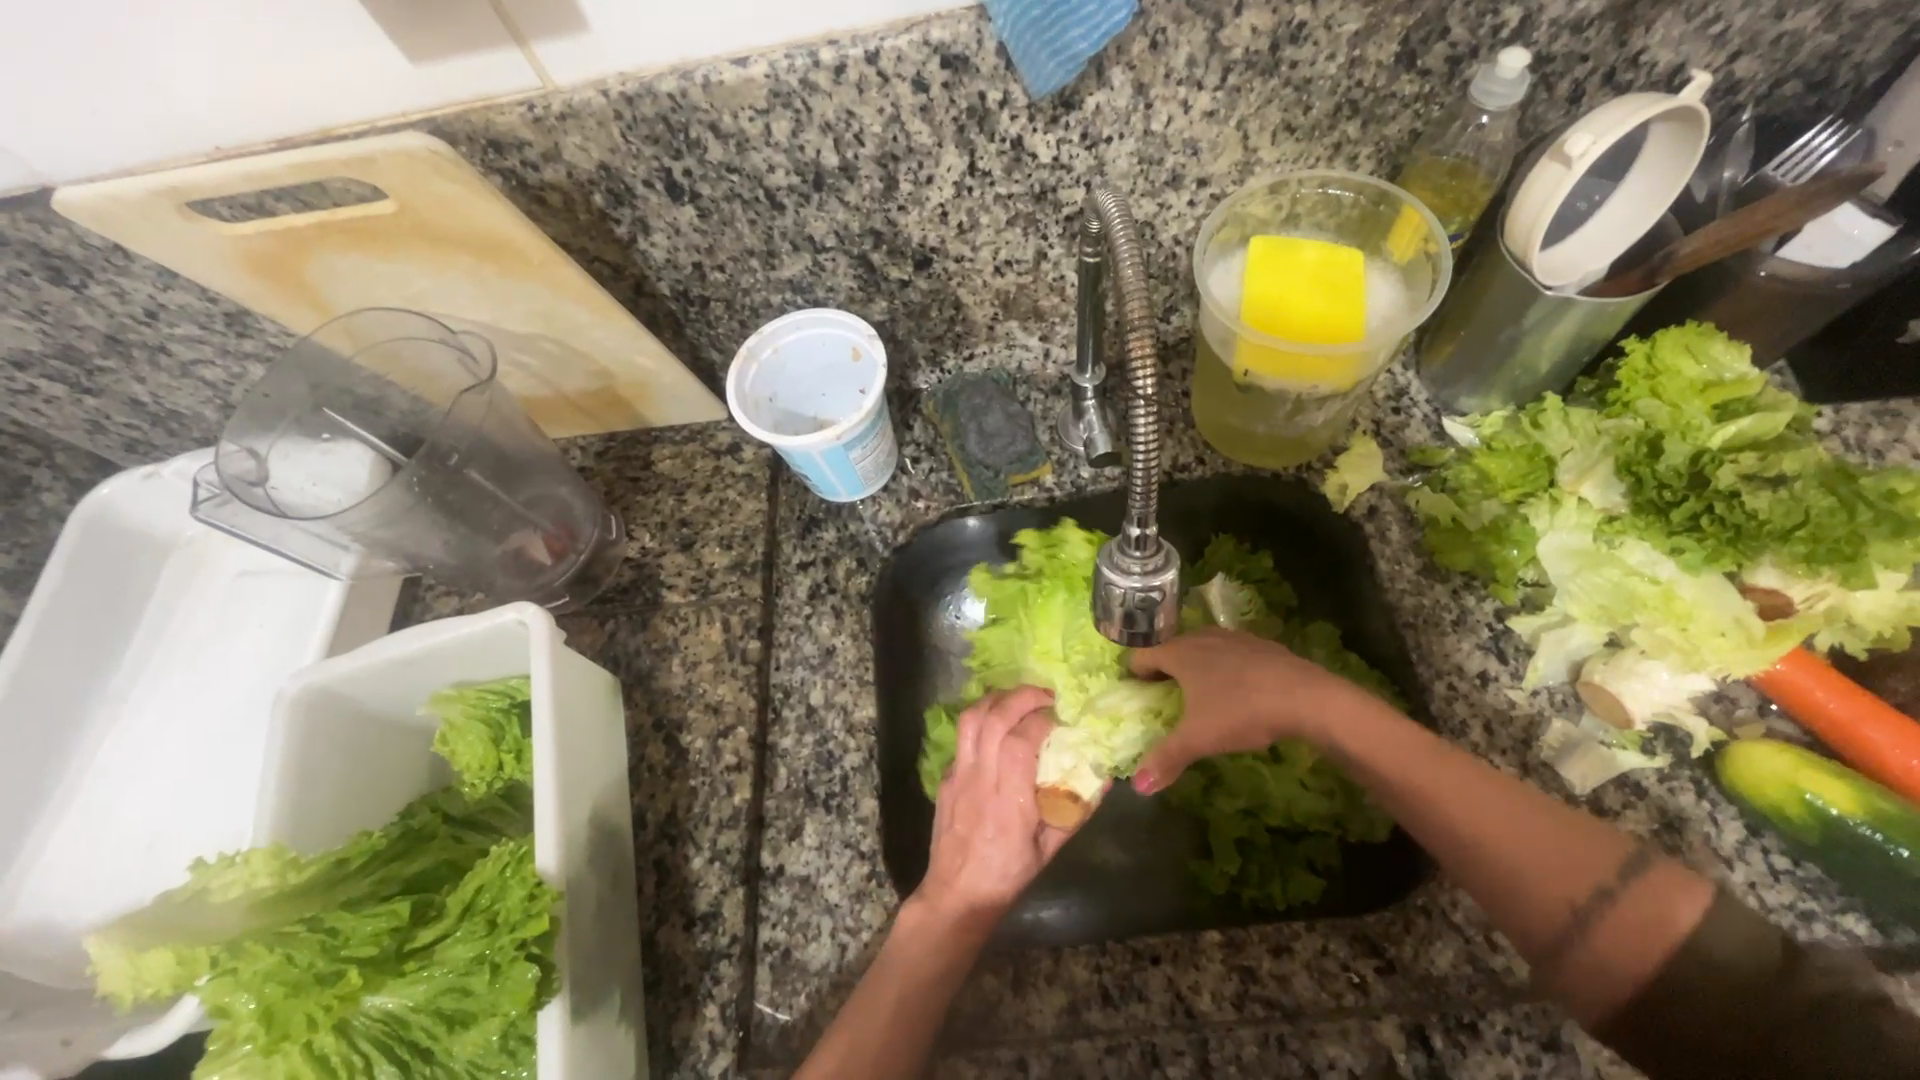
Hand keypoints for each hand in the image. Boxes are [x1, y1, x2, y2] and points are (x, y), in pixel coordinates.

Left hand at [914, 686, 1082, 927]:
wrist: (957, 894)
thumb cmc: (1008, 874)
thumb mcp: (1050, 848)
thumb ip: (1076, 810)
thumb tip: (1105, 778)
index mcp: (1008, 800)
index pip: (1021, 741)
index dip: (1042, 719)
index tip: (1061, 715)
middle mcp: (979, 779)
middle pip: (993, 719)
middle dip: (1021, 697)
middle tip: (1045, 695)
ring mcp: (957, 776)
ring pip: (970, 719)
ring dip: (996, 700)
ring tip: (1019, 699)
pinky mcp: (945, 778)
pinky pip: (961, 738)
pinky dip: (981, 721)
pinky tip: (997, 726)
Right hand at [1128, 627, 1377, 793]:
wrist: (1307, 697)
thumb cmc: (1241, 711)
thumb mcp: (1199, 739)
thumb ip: (1166, 758)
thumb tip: (1138, 787)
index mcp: (1179, 653)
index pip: (1142, 656)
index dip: (1134, 675)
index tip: (1134, 693)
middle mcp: (1202, 638)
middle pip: (1172, 649)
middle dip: (1164, 670)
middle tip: (1162, 696)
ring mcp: (1234, 638)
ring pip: (1203, 648)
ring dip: (1195, 666)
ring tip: (1198, 693)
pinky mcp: (1261, 645)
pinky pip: (1231, 653)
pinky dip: (1225, 667)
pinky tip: (1237, 690)